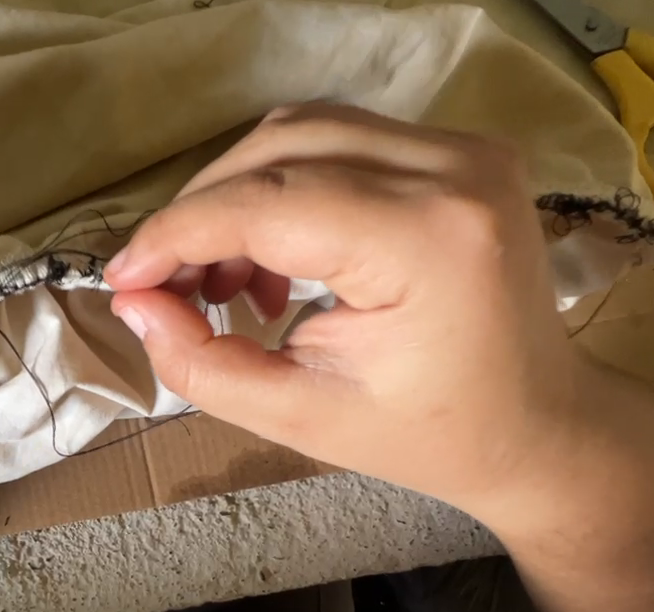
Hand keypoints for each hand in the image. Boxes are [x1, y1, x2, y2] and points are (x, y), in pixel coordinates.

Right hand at [104, 105, 588, 513]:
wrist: (534, 424)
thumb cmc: (419, 435)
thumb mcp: (293, 418)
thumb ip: (200, 363)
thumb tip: (133, 303)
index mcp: (423, 241)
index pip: (264, 204)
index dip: (173, 236)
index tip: (119, 280)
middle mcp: (451, 168)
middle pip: (277, 147)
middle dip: (196, 216)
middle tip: (160, 288)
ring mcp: (460, 149)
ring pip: (298, 134)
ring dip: (231, 201)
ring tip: (216, 285)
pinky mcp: (452, 153)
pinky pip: (331, 146)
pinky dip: (273, 196)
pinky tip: (267, 266)